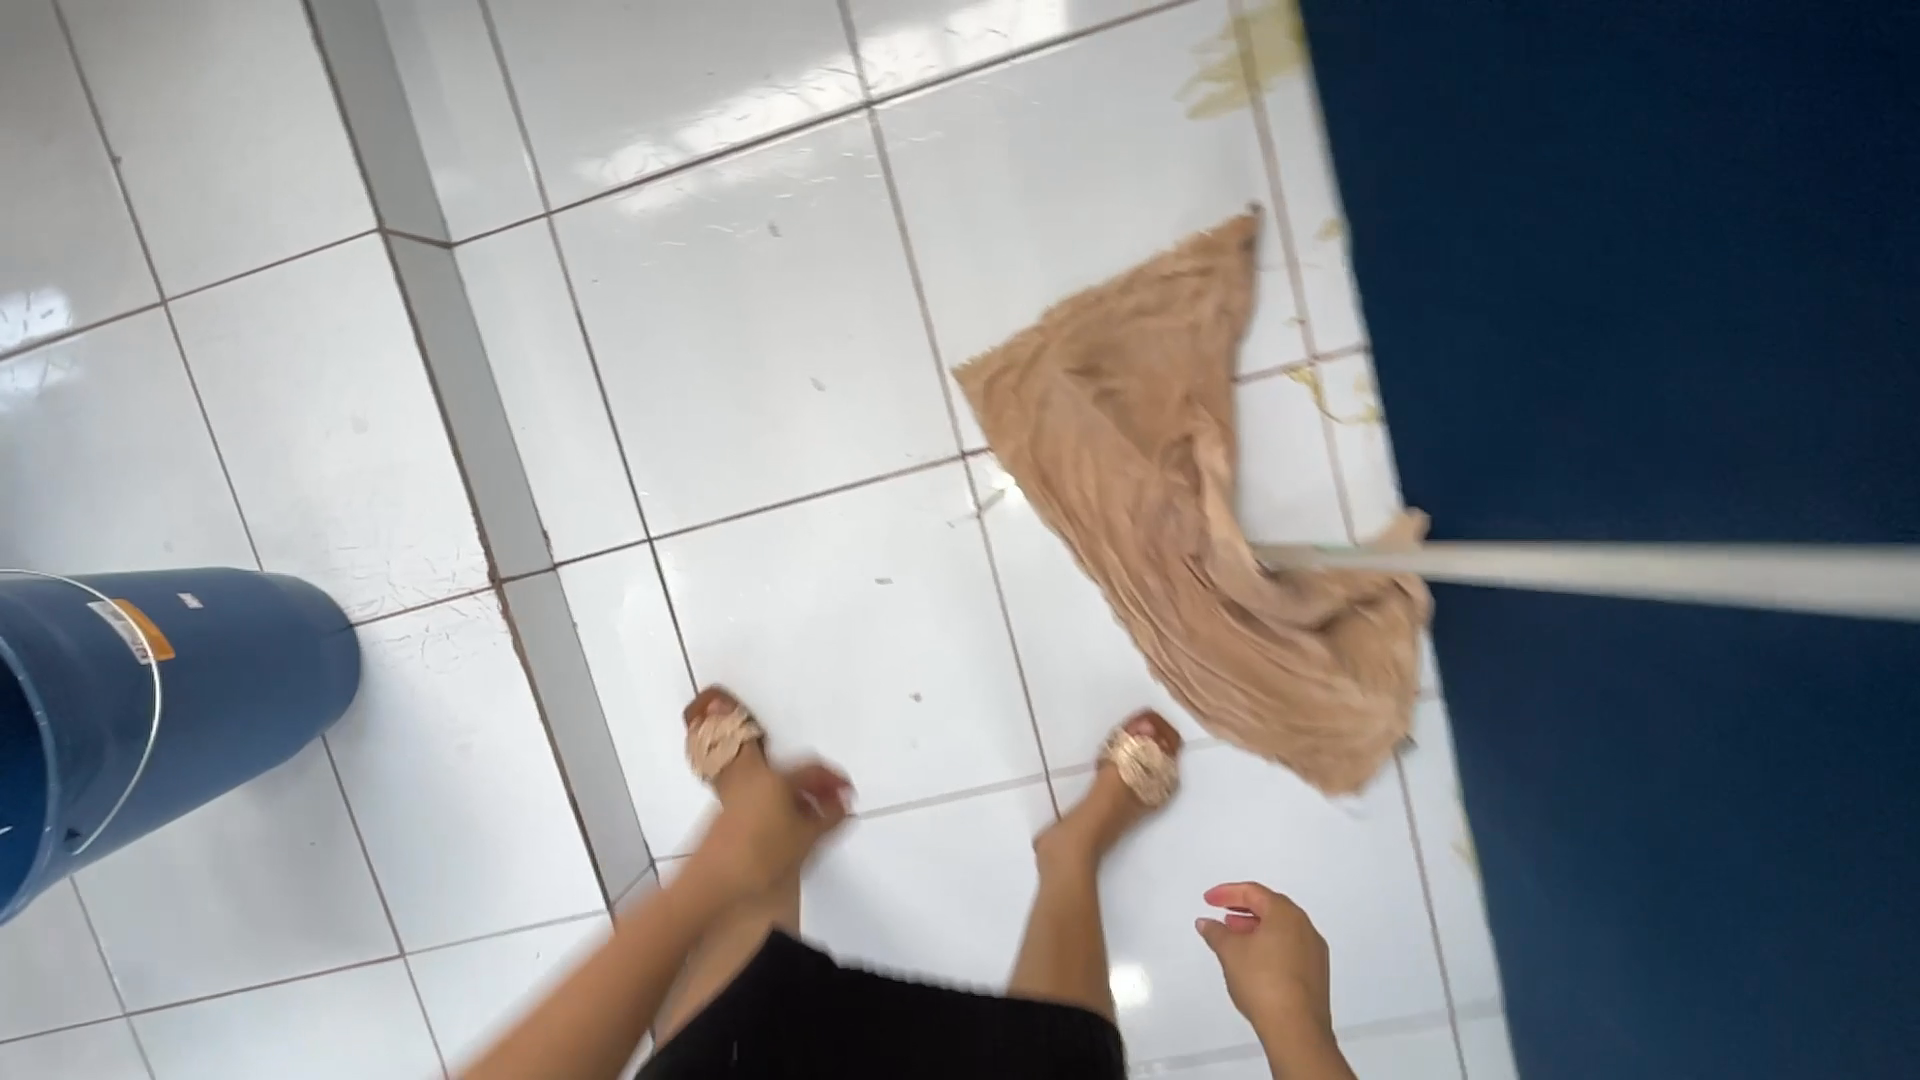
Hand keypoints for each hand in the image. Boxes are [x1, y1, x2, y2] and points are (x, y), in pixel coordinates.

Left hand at [680, 761, 853, 906]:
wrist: (710, 882)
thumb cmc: (758, 857)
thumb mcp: (806, 838)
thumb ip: (830, 818)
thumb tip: (843, 807)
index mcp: (777, 778)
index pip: (815, 767)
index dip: (835, 779)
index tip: (847, 791)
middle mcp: (756, 780)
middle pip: (795, 776)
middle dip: (817, 790)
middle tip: (833, 806)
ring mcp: (739, 796)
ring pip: (777, 791)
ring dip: (799, 802)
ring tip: (813, 824)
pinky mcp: (729, 815)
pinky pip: (763, 802)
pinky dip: (780, 810)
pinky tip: (787, 835)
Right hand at [1196, 882, 1335, 1038]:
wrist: (1296, 1030)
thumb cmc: (1262, 982)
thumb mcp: (1230, 952)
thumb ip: (1216, 932)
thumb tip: (1206, 923)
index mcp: (1286, 914)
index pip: (1253, 892)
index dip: (1227, 893)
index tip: (1209, 900)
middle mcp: (1305, 928)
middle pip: (1271, 908)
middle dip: (1244, 910)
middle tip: (1223, 915)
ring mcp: (1314, 953)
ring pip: (1282, 930)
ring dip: (1256, 929)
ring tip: (1234, 939)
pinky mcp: (1316, 975)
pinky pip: (1290, 948)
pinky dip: (1270, 946)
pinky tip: (1254, 961)